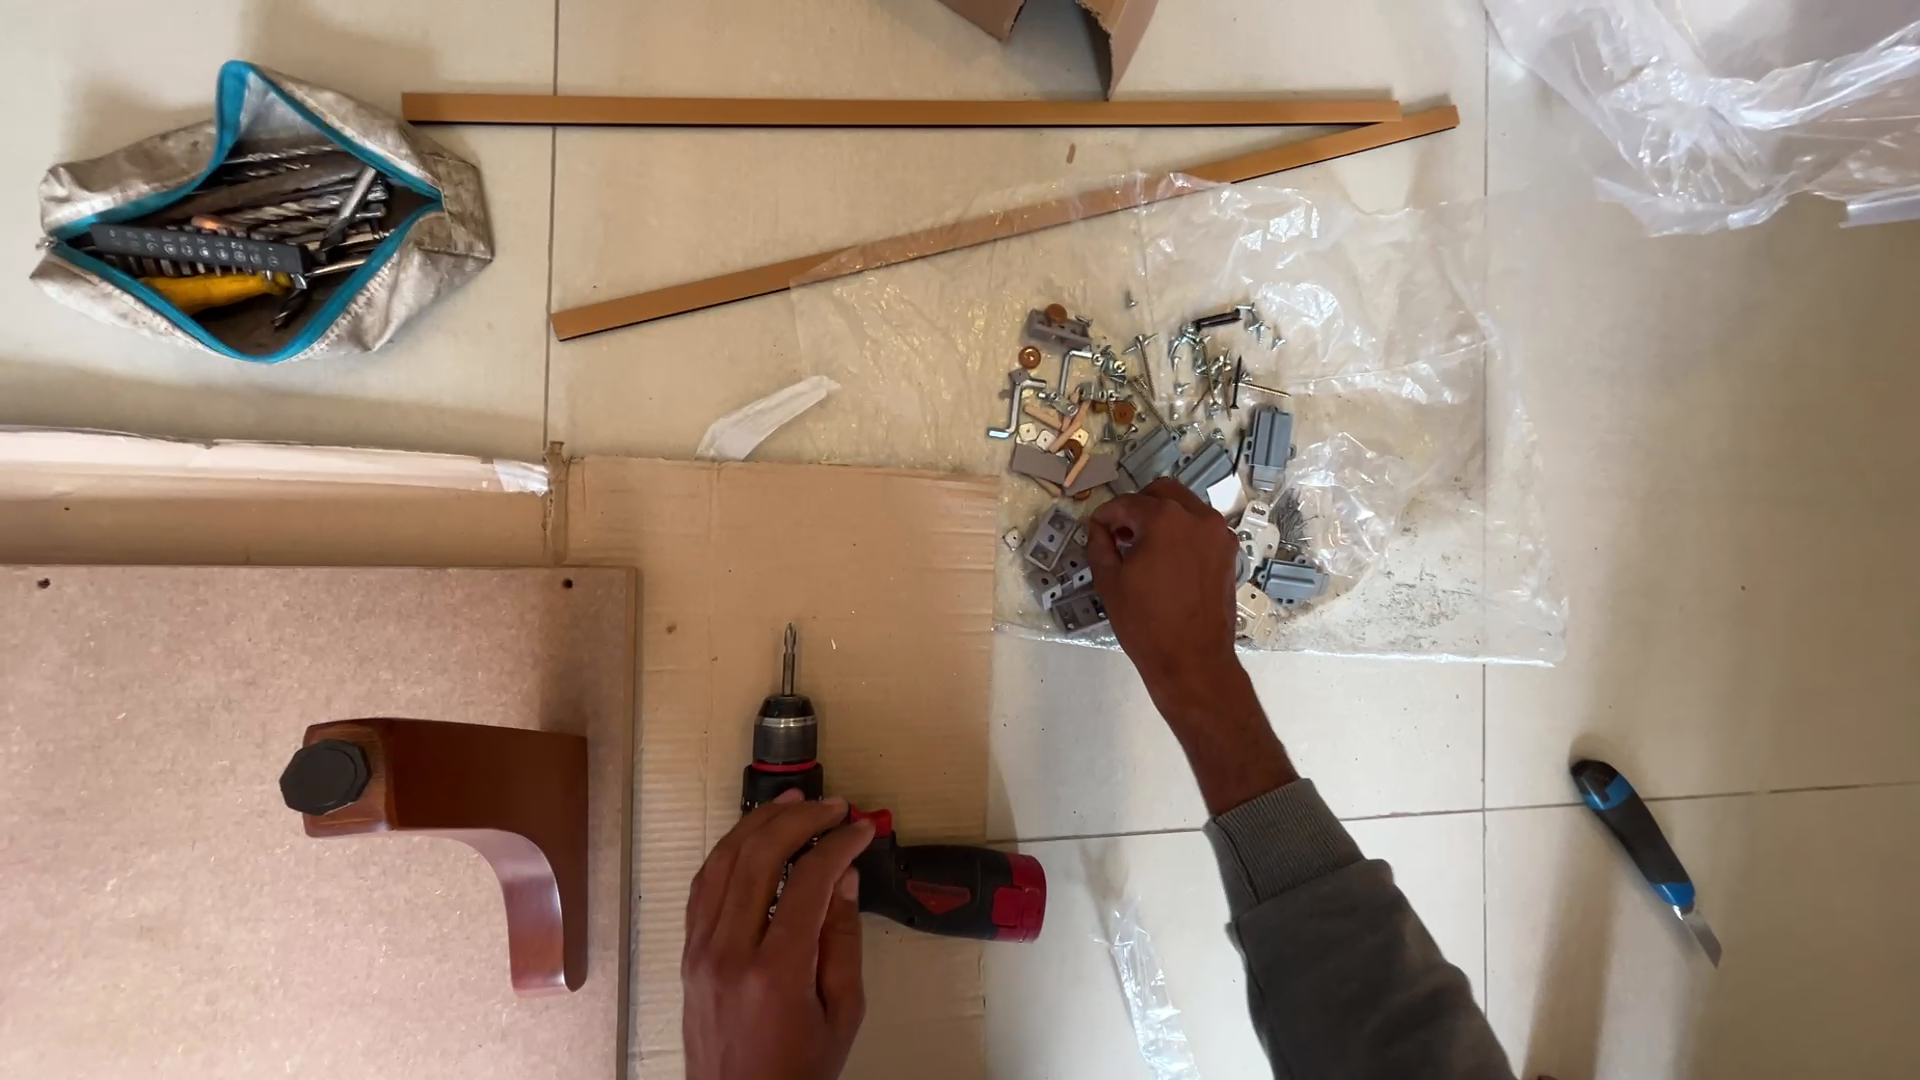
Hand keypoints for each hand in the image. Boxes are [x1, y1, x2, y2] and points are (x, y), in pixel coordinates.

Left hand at [683, 789, 875, 1079]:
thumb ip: (843, 938)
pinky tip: (753, 834)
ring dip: (760, 821)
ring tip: (794, 801)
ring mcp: (700, 950)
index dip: (839, 844)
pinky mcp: (688, 953)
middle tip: (834, 806)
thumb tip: (844, 875)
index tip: (863, 828)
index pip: (808, 881)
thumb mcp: (843, 1011)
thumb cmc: (800, 1071)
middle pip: (760, 857)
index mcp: (775, 972)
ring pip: (724, 861)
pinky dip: (729, 849)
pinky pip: (703, 884)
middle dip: (801, 819)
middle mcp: (729, 953)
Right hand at [1086, 478, 1241, 698]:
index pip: (1126, 503)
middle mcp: (1197, 518)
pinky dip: (1182, 532)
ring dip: (1161, 517)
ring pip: (1185, 506)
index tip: (1097, 530)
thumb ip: (1100, 544)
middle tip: (1120, 533)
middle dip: (1137, 507)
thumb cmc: (1147, 624)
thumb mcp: (1109, 581)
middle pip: (1162, 492)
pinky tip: (1166, 559)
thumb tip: (1099, 529)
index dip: (1105, 516)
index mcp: (1165, 519)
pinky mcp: (1228, 553)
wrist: (1192, 660)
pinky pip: (1201, 528)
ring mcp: (1218, 534)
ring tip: (1143, 547)